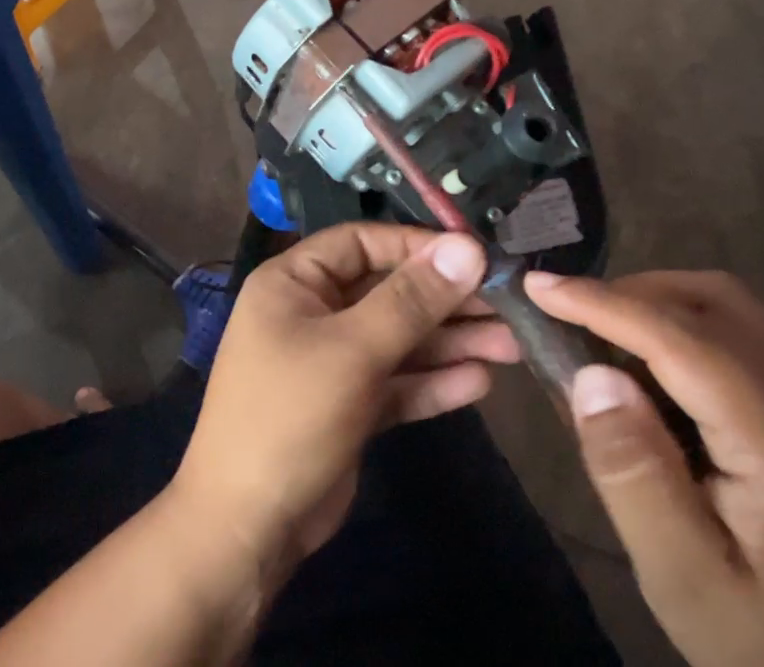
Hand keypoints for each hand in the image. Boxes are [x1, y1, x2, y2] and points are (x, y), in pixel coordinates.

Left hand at [170, 224, 519, 573]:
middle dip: (445, 300)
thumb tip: (467, 247)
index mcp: (292, 284)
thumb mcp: (353, 350)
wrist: (250, 520)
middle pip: (386, 292)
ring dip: (449, 342)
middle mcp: (309, 314)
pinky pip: (395, 383)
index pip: (360, 243)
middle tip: (510, 306)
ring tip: (513, 345)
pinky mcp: (347, 406)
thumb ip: (412, 299)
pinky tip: (480, 383)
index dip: (416, 246)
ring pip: (397, 340)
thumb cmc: (291, 415)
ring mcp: (328, 363)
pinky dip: (432, 383)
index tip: (477, 256)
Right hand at [527, 270, 763, 666]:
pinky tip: (647, 379)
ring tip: (596, 341)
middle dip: (632, 292)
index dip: (603, 304)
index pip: (683, 340)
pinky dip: (683, 334)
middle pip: (721, 304)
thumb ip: (634, 473)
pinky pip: (745, 347)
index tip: (534, 286)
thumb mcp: (682, 575)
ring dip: (659, 307)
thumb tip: (590, 374)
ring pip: (737, 317)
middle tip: (564, 316)